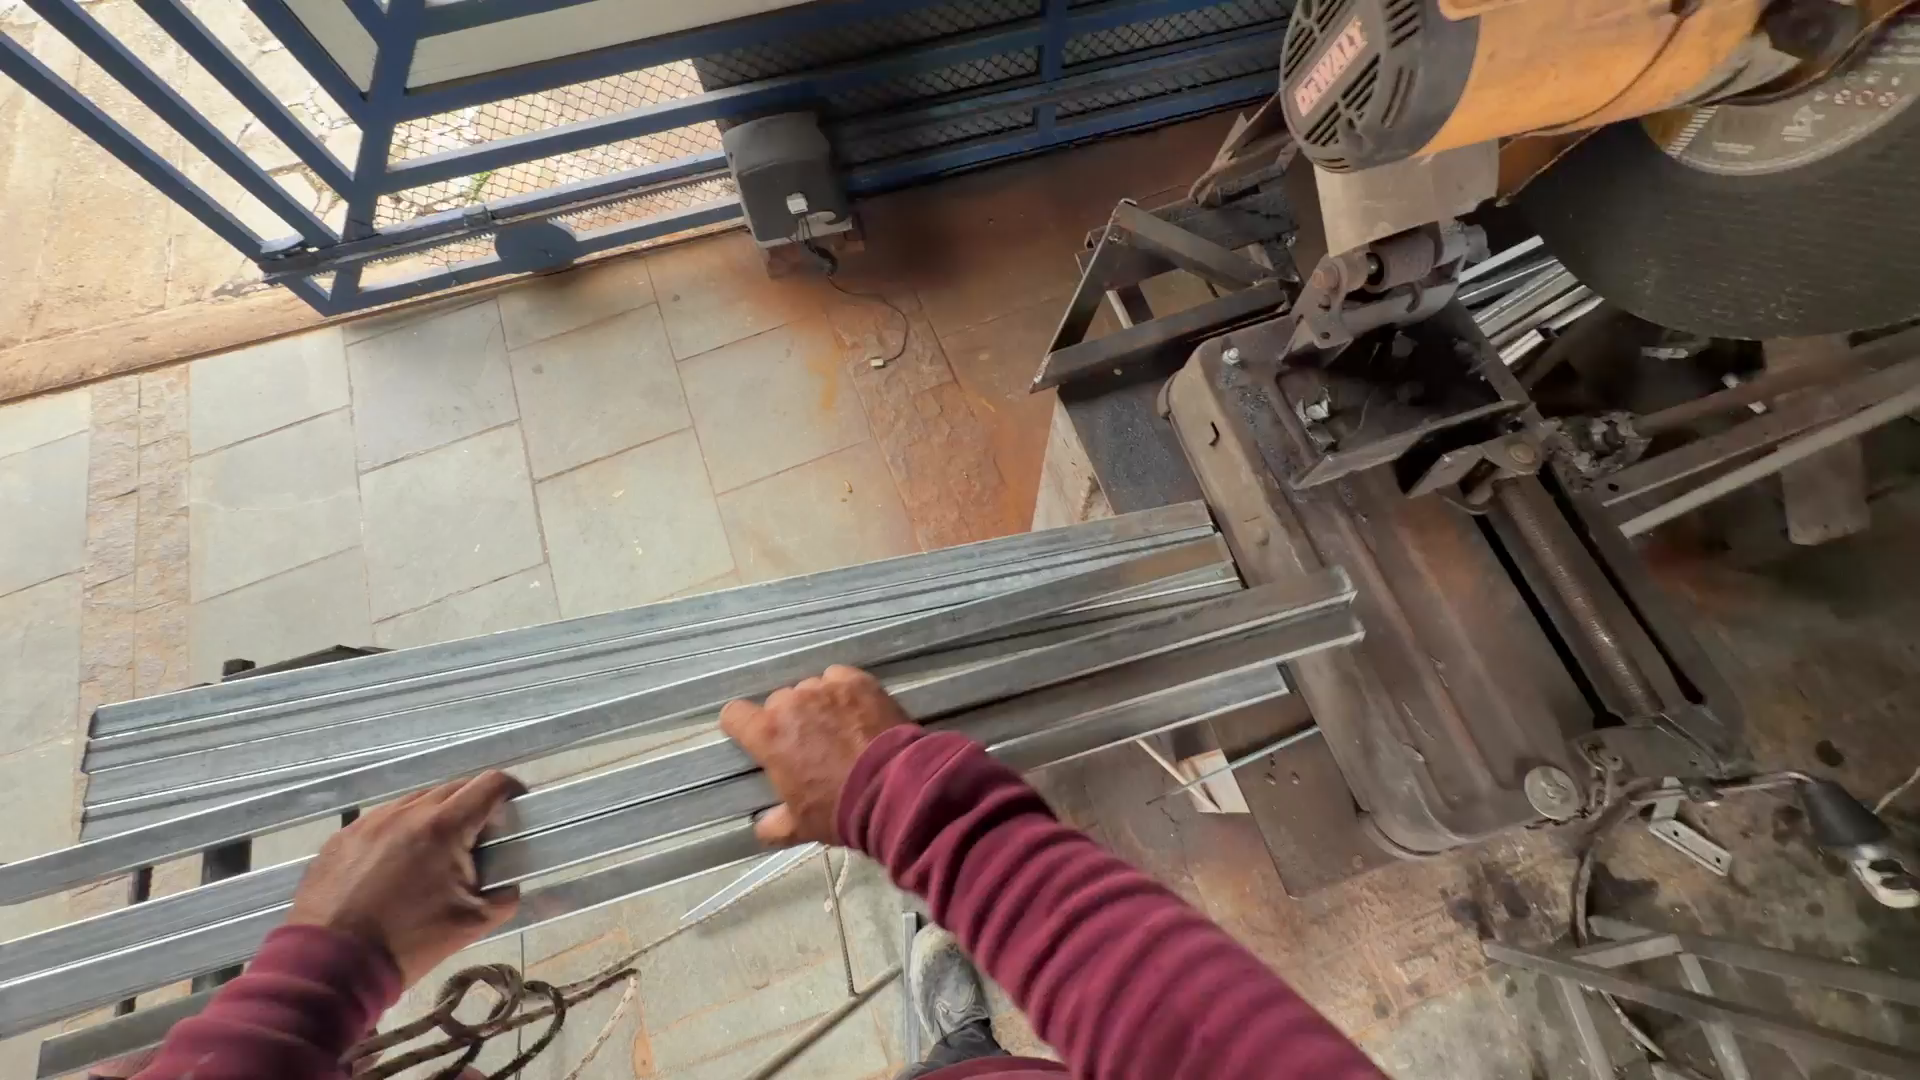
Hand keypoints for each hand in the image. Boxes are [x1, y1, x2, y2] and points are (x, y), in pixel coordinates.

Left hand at [287, 771, 523, 987]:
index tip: (517, 808)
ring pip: (418, 801)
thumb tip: (509, 882)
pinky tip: (395, 864)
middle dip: (476, 805)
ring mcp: (368, 823)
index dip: (512, 790)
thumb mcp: (474, 923)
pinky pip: (383, 820)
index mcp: (444, 827)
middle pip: (457, 787)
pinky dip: (401, 830)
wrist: (323, 973)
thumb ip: (506, 895)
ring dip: (437, 816)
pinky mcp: (339, 840)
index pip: (492, 784)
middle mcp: (407, 813)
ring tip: (435, 851)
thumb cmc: (406, 943)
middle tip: (479, 837)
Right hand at [720, 665, 911, 846]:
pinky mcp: (857, 681)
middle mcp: (792, 703)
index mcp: (768, 734)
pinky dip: (843, 691)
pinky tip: (856, 709)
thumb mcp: (801, 825)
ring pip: (810, 688)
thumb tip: (762, 826)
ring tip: (838, 726)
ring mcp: (826, 687)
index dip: (743, 725)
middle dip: (788, 719)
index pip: (734, 714)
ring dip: (818, 704)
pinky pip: (839, 678)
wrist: (895, 787)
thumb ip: (774, 824)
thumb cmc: (840, 807)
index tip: (755, 736)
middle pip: (779, 702)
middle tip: (809, 742)